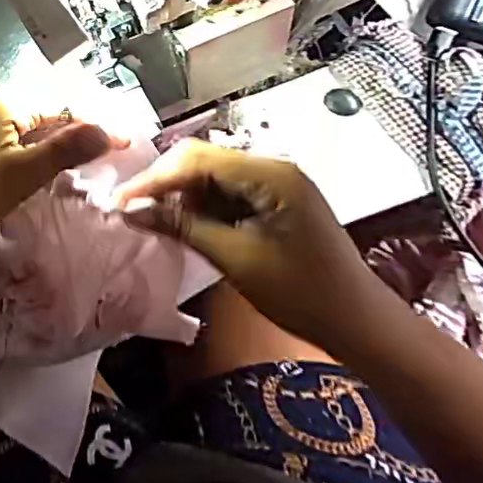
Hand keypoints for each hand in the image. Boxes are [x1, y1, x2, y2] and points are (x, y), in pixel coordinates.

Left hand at [0, 88, 117, 275]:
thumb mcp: (23, 173)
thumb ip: (66, 150)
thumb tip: (107, 131)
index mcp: (6, 100)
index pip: (63, 105)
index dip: (96, 122)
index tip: (125, 140)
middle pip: (50, 107)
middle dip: (83, 124)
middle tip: (115, 142)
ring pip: (36, 118)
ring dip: (64, 133)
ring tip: (95, 147)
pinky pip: (21, 128)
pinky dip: (43, 139)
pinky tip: (58, 152)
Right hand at [112, 140, 377, 344]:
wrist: (360, 323)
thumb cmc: (303, 294)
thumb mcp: (236, 259)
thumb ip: (184, 227)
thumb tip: (133, 212)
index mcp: (269, 173)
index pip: (197, 159)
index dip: (155, 179)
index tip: (121, 202)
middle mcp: (272, 166)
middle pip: (204, 159)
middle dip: (166, 183)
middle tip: (133, 210)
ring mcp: (276, 181)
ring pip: (213, 174)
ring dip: (184, 194)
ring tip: (157, 220)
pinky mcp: (276, 198)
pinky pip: (229, 190)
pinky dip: (205, 204)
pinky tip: (188, 223)